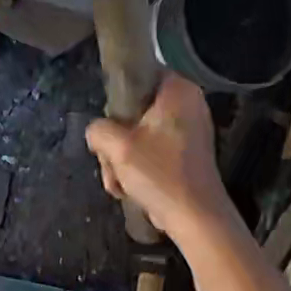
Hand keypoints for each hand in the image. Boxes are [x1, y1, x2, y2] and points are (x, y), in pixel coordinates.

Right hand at [85, 73, 236, 239]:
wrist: (194, 216)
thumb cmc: (159, 173)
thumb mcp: (116, 146)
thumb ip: (98, 129)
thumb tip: (96, 131)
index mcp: (178, 91)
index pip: (141, 74)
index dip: (118, 95)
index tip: (107, 119)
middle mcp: (188, 104)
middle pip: (135, 109)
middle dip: (115, 138)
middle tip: (110, 159)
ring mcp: (188, 129)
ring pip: (138, 133)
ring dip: (121, 157)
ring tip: (119, 180)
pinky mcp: (185, 153)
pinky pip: (150, 150)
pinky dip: (136, 167)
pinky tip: (129, 187)